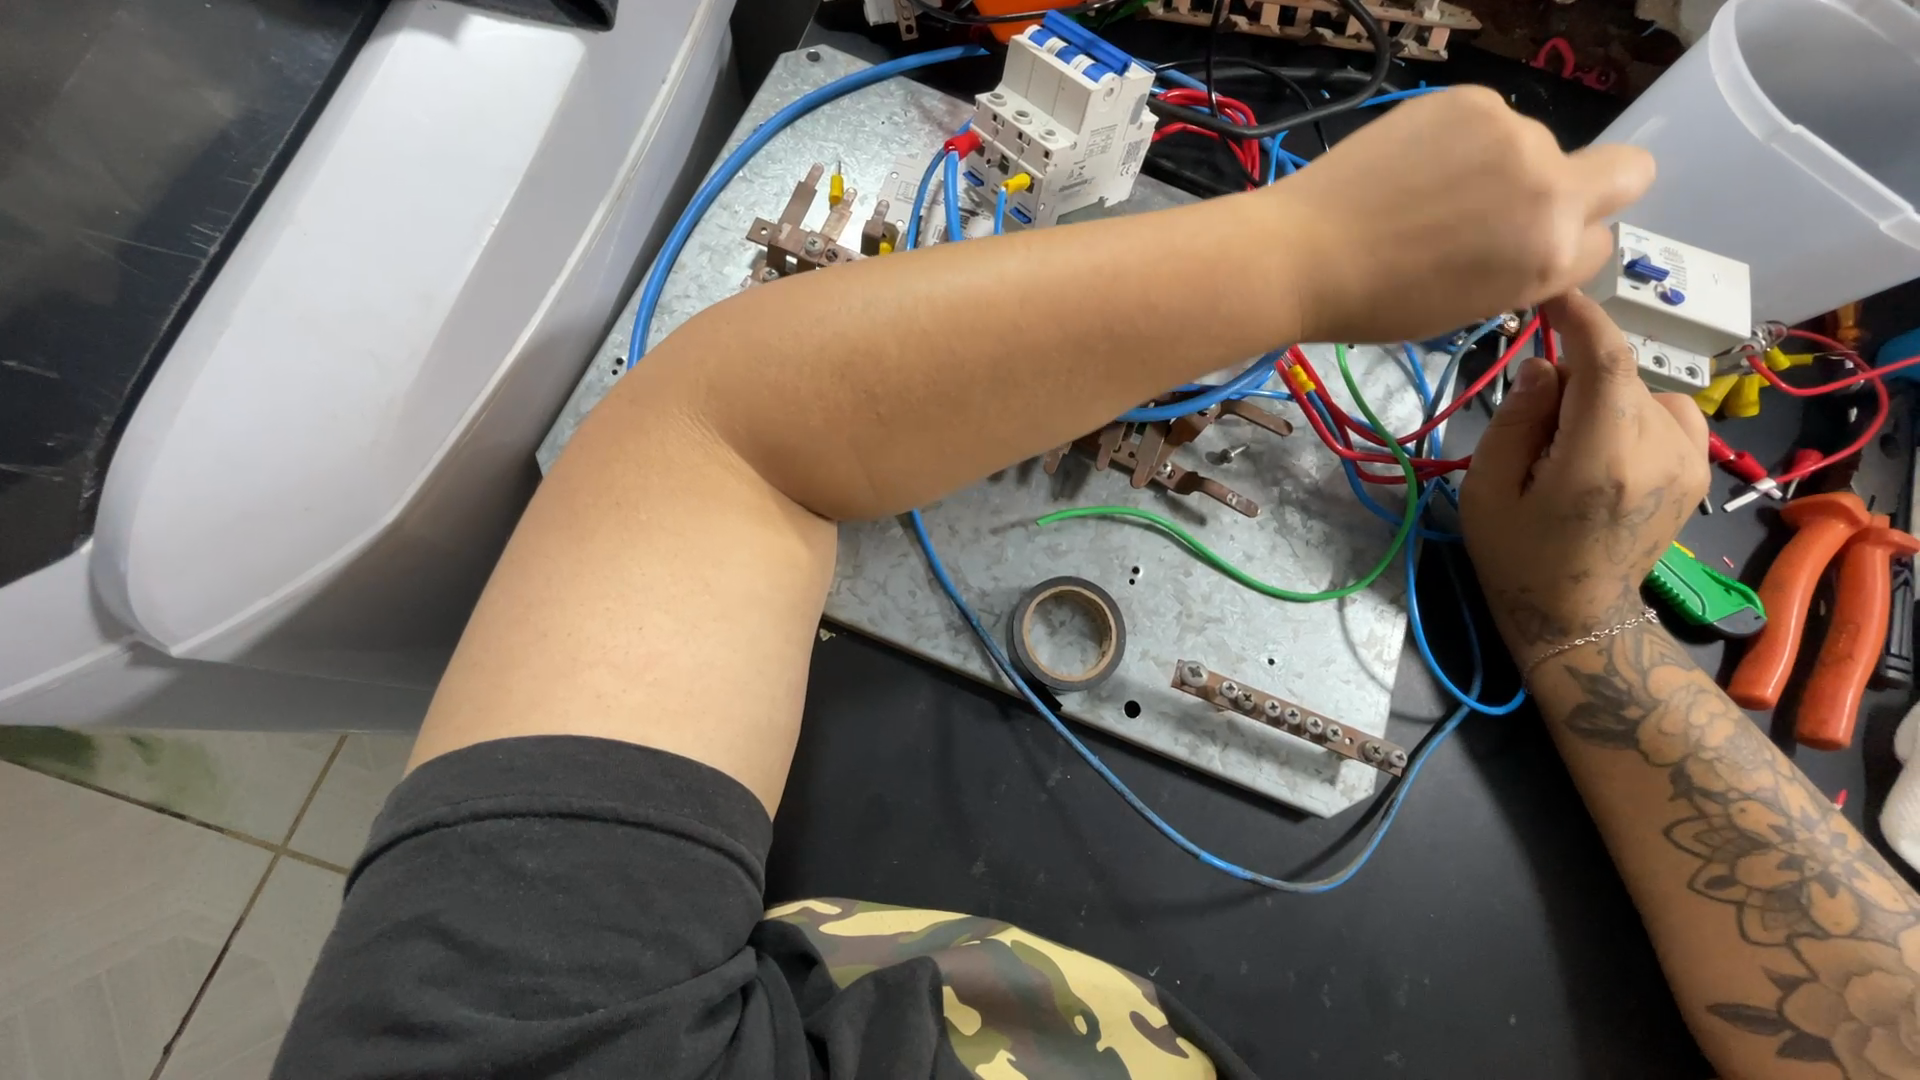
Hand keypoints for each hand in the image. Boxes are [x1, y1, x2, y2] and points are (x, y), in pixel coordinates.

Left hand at [1272, 86, 1654, 344]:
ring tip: (1420, 195)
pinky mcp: (1470, 100)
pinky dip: (1456, 140)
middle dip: (1592, 186)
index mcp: (1549, 257)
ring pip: (1534, 146)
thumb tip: (1530, 244)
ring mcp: (1513, 135)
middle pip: (1624, 171)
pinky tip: (1404, 167)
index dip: (1558, 250)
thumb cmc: (1368, 302)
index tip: (1519, 252)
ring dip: (1497, 166)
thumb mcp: (1460, 308)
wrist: (1298, 256)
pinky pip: (1484, 120)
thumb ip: (1516, 270)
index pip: (1599, 246)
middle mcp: (1550, 189)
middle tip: (1512, 205)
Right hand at [1459, 292, 1708, 668]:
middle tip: (1529, 421)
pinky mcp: (1698, 468)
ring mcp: (1689, 460)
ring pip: (1640, 391)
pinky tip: (1604, 444)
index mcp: (1598, 458)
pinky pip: (1668, 409)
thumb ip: (1515, 421)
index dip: (1580, 319)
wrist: (1574, 611)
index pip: (1604, 362)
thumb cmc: (1514, 553)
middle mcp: (1658, 451)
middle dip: (1568, 380)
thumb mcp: (1487, 489)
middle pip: (1615, 377)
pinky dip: (1631, 409)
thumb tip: (1543, 367)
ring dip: (1598, 398)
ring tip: (1565, 442)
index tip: (1550, 296)